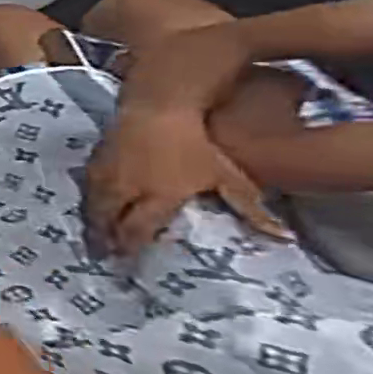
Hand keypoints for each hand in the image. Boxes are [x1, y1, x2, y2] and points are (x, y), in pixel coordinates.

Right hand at [84, 108, 288, 254]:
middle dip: (102, 239)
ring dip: (91, 222)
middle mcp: (126, 189)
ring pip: (92, 205)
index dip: (130, 247)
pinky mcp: (94, 163)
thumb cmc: (196, 145)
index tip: (125, 263)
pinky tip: (90, 205)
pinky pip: (87, 188)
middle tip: (100, 255)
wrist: (157, 110)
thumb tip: (285, 239)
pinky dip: (88, 201)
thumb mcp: (228, 176)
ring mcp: (106, 175)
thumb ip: (250, 208)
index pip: (137, 229)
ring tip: (91, 235)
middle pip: (106, 220)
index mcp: (157, 197)